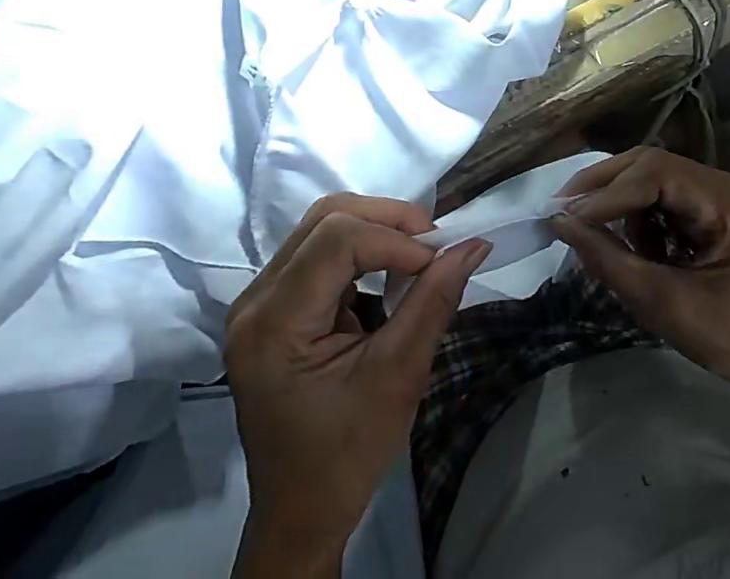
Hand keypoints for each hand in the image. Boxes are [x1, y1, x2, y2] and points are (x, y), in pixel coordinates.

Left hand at [226, 194, 490, 576]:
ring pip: (322, 227)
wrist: (301, 509)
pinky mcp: (274, 305)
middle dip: (388, 221)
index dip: (396, 240)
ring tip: (418, 257)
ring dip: (377, 231)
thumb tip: (474, 245)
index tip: (441, 263)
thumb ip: (434, 303)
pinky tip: (391, 273)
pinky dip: (363, 250)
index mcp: (274, 323)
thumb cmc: (347, 454)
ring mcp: (259, 300)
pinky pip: (320, 251)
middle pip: (325, 218)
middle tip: (435, 246)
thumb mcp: (398, 377)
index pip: (336, 241)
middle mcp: (255, 299)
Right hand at [547, 147, 729, 394]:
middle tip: (563, 211)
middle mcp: (723, 182)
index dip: (607, 195)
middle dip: (603, 188)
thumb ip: (606, 257)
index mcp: (728, 204)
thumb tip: (558, 221)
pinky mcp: (700, 199)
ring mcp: (712, 188)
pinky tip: (637, 248)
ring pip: (645, 174)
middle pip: (648, 164)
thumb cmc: (720, 333)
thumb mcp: (657, 300)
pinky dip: (631, 214)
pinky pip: (651, 191)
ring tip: (604, 240)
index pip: (656, 178)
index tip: (564, 218)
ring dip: (616, 203)